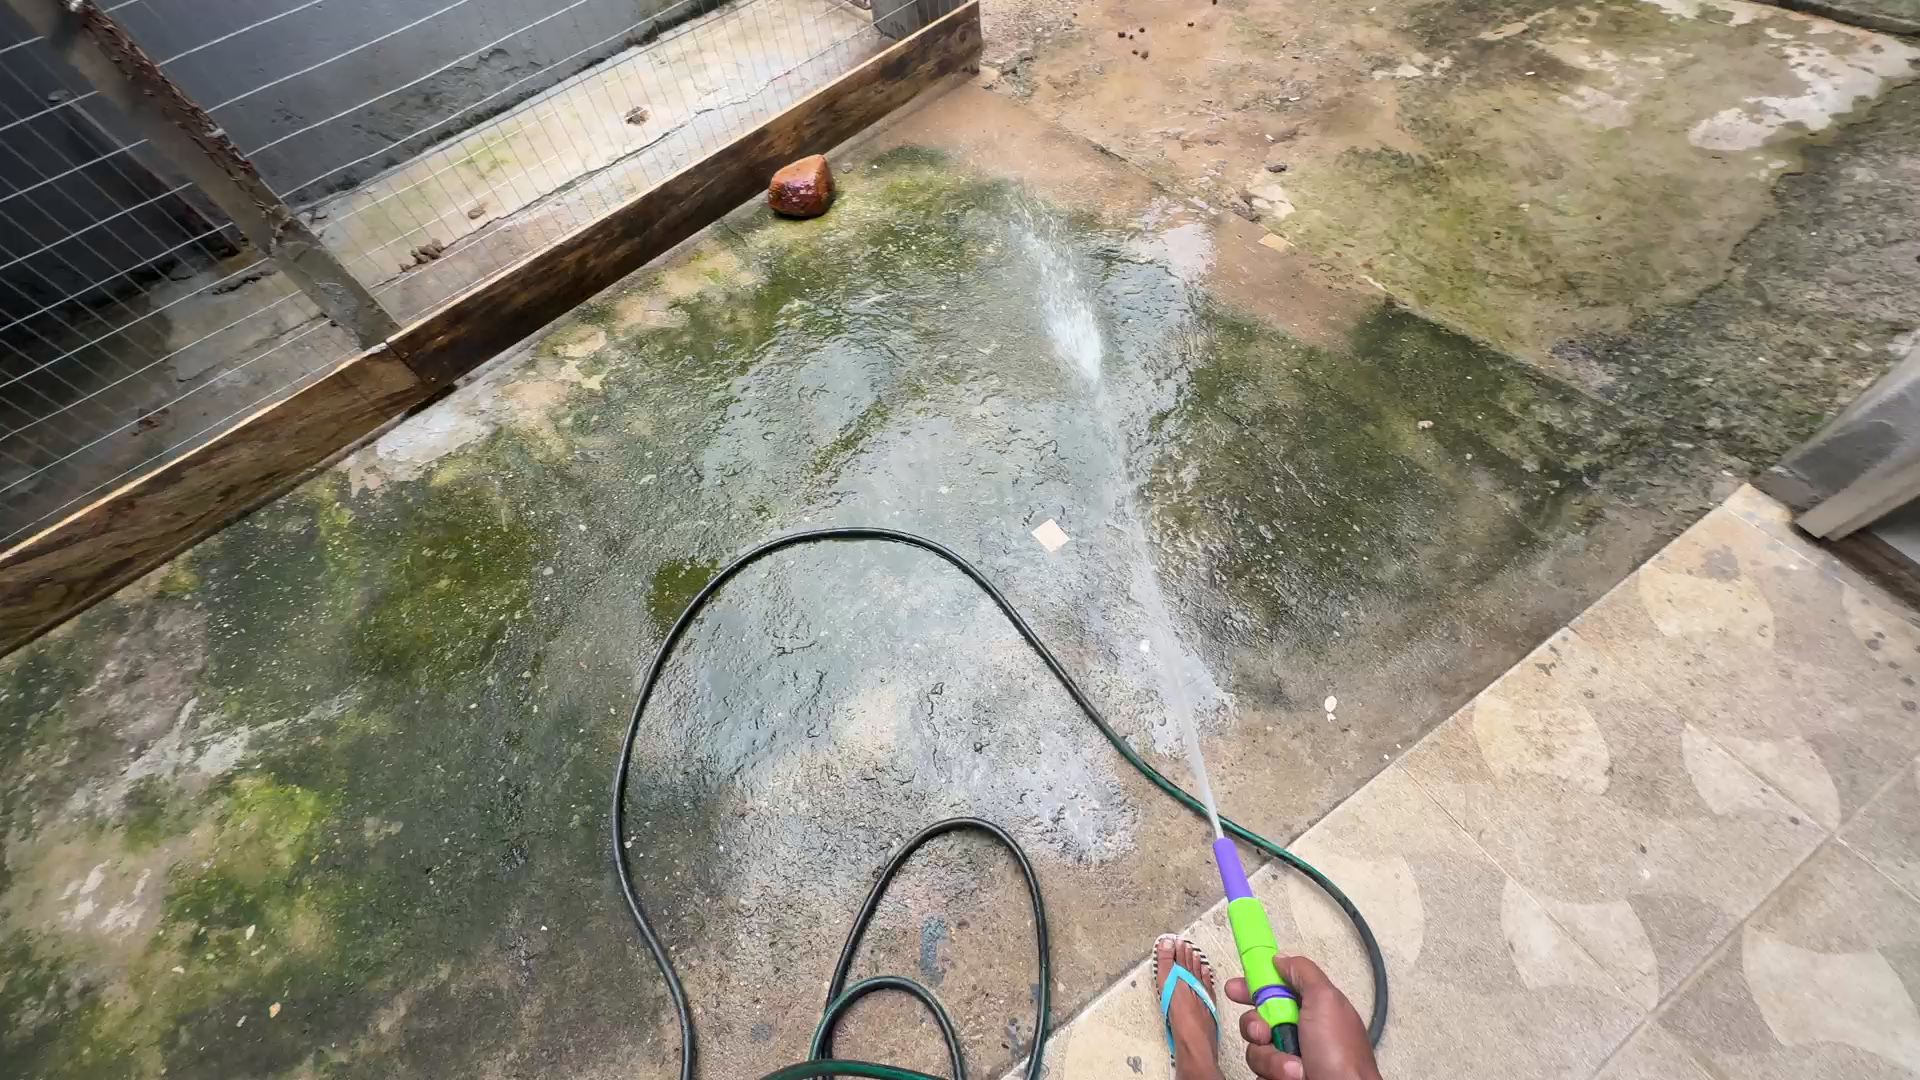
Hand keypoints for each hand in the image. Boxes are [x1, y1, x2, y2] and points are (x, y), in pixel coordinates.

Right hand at [1225, 955, 1380, 1079]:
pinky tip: (1291, 1077)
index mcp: (1313, 1009)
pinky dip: (1272, 1072)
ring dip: (1269, 1054)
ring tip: (1292, 1067)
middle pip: (1258, 1015)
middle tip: (1261, 1032)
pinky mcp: (1281, 1077)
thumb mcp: (1326, 1000)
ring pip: (1256, 1043)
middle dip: (1253, 1022)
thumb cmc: (1342, 1058)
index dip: (1253, 984)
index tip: (1236, 988)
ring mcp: (1290, 1057)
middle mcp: (1300, 1032)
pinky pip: (1259, 1067)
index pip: (1275, 987)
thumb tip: (1280, 958)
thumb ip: (1303, 971)